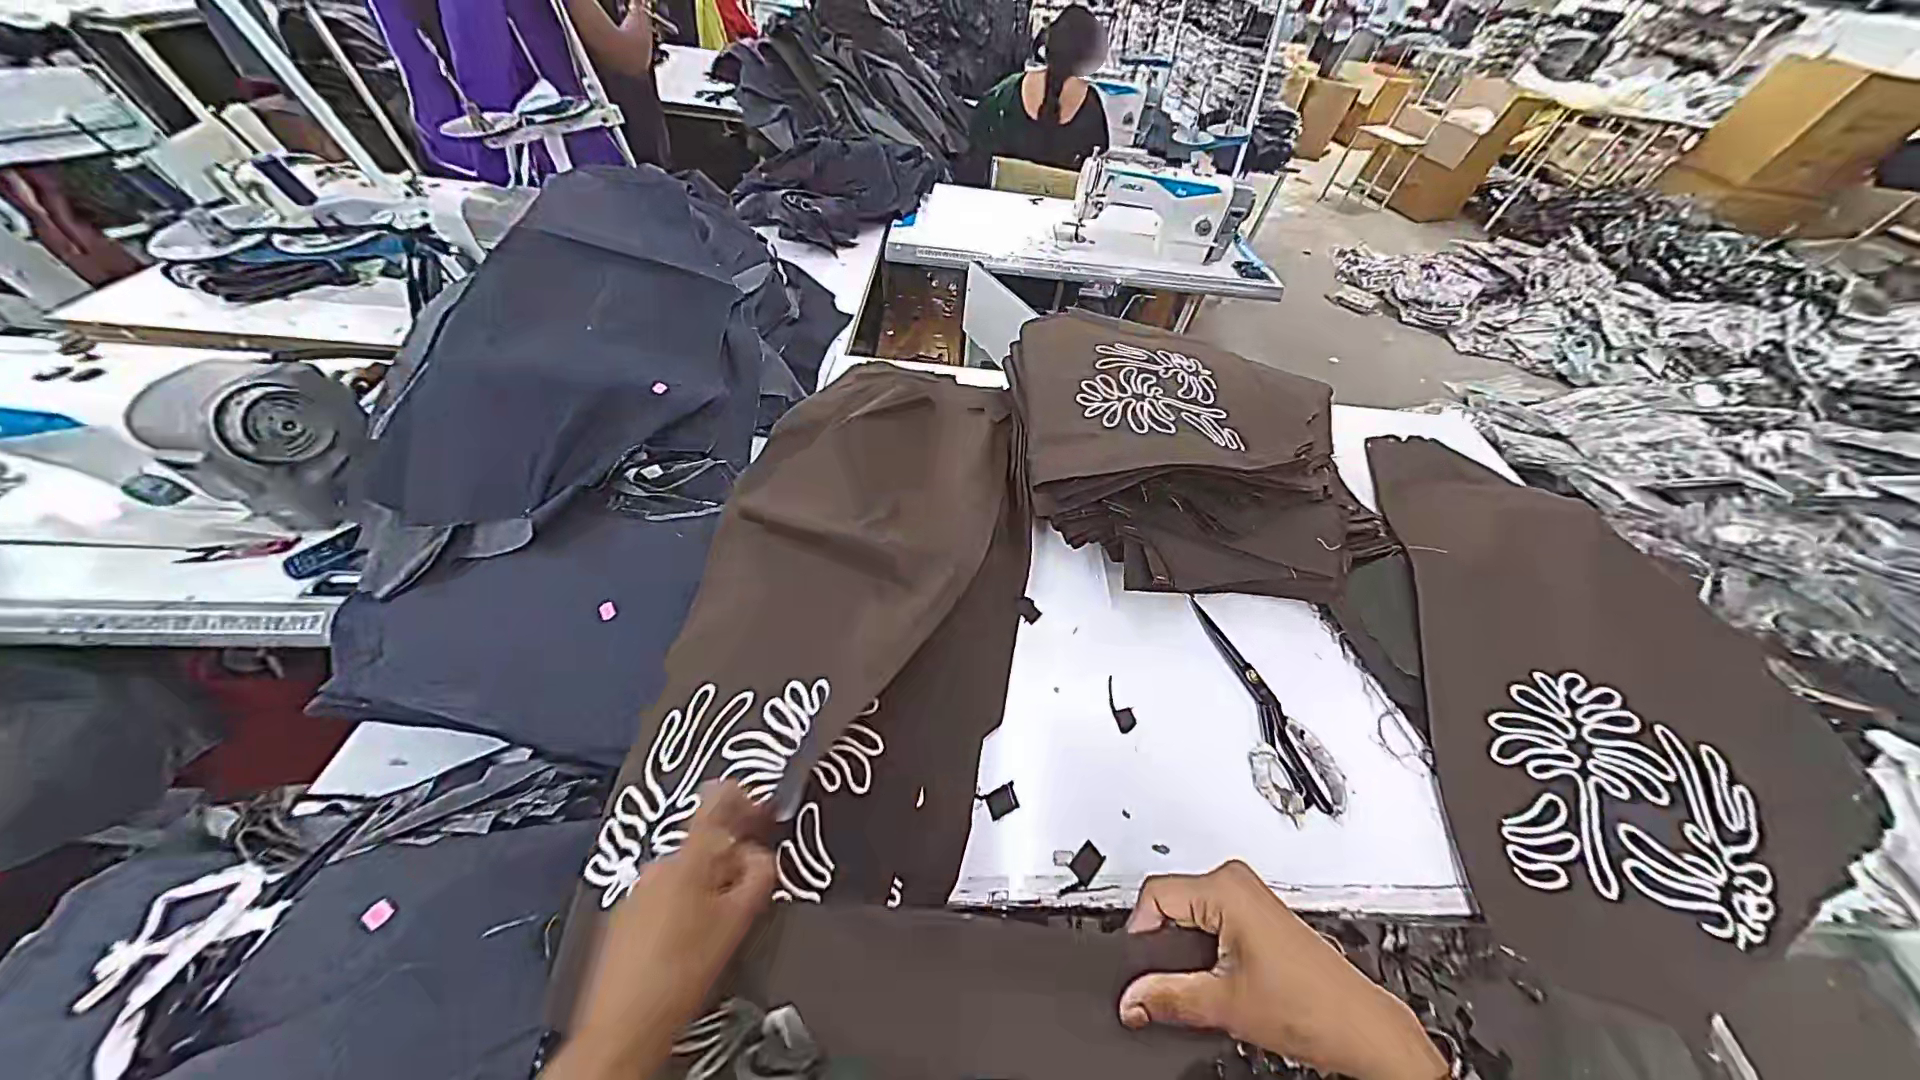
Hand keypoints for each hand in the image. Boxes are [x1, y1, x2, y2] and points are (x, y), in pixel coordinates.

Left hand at [547, 782, 775, 1079]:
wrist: (622, 1029)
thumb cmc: (682, 973)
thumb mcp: (739, 919)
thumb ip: (760, 874)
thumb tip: (763, 855)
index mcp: (687, 856)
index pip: (717, 799)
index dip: (746, 797)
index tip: (763, 811)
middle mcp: (658, 864)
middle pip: (706, 841)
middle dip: (731, 858)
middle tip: (750, 887)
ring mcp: (637, 890)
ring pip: (686, 870)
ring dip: (709, 884)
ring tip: (721, 924)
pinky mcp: (623, 917)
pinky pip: (664, 894)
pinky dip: (684, 905)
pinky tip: (690, 942)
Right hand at [1119, 862, 1446, 1079]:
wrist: (1362, 1029)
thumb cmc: (1314, 1009)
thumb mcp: (1224, 1006)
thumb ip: (1167, 997)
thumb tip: (1130, 998)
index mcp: (1225, 887)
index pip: (1153, 896)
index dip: (1142, 937)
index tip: (1142, 972)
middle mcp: (1235, 879)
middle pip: (1169, 900)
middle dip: (1164, 943)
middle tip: (1170, 982)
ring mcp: (1247, 891)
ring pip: (1188, 908)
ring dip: (1184, 945)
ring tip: (1200, 981)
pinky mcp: (1254, 907)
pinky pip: (1208, 912)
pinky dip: (1203, 943)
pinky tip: (1217, 973)